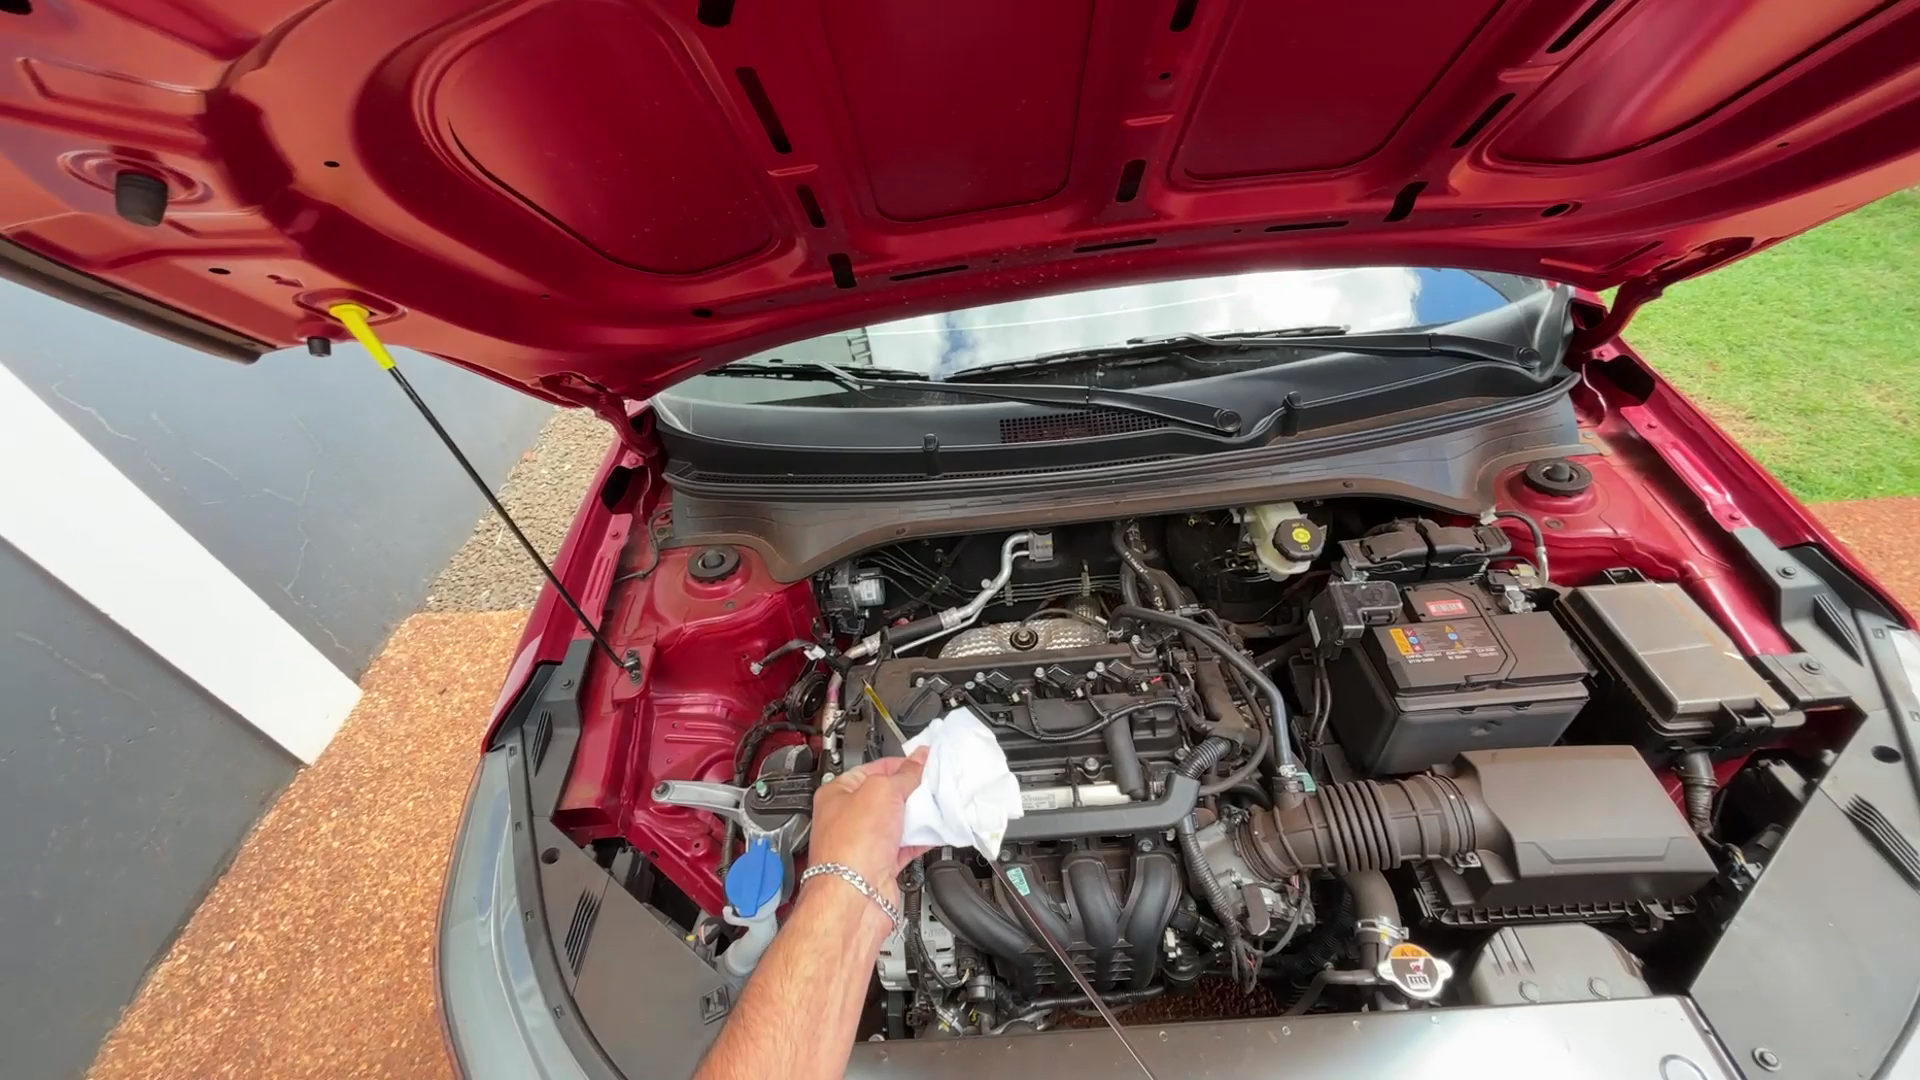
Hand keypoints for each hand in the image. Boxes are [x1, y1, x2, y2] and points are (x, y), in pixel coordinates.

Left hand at [807, 748, 931, 907]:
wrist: (855, 897)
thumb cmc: (851, 846)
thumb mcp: (882, 791)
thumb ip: (904, 774)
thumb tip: (918, 760)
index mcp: (838, 793)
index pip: (874, 769)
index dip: (900, 763)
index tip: (922, 761)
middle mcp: (849, 818)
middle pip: (887, 796)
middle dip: (911, 790)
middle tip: (932, 783)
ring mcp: (865, 842)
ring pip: (898, 822)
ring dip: (918, 815)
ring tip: (938, 804)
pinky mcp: (881, 864)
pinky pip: (906, 845)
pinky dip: (921, 838)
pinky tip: (936, 830)